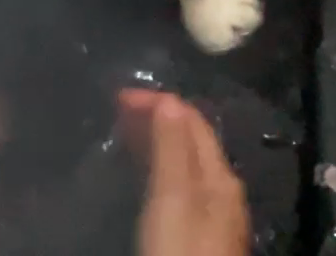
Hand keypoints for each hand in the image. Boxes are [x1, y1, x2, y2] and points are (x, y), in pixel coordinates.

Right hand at [119, 89, 250, 255]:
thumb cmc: (180, 253)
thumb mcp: (173, 200)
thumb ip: (172, 149)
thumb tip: (168, 99)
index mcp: (219, 176)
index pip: (191, 119)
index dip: (157, 101)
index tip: (118, 96)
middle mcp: (220, 189)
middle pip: (189, 139)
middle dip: (155, 116)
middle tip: (115, 109)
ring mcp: (212, 214)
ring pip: (182, 162)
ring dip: (154, 139)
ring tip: (122, 131)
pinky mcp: (198, 235)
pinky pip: (177, 184)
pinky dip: (156, 165)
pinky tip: (140, 173)